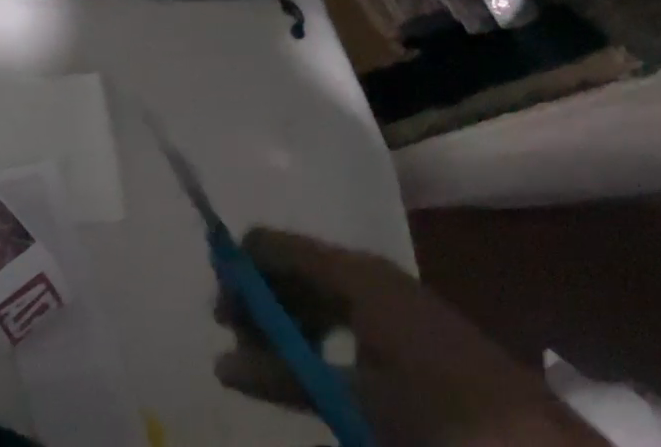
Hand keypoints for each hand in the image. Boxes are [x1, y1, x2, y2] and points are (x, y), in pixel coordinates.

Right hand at [216, 229, 604, 446]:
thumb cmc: (442, 415)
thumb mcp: (352, 400)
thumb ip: (280, 376)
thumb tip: (218, 363)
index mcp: (354, 274)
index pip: (269, 245)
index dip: (237, 273)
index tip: (222, 319)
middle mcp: (369, 273)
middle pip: (290, 265)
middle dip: (259, 301)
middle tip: (243, 349)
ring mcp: (394, 299)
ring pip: (316, 291)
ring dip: (287, 320)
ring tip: (274, 365)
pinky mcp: (412, 328)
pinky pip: (344, 311)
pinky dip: (318, 332)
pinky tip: (317, 369)